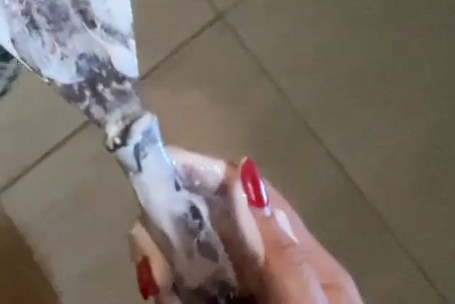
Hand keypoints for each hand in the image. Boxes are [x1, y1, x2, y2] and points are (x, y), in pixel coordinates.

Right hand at [128, 150, 360, 303]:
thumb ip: (284, 256)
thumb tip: (245, 175)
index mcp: (305, 262)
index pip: (249, 192)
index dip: (203, 169)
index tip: (158, 163)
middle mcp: (267, 270)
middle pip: (207, 215)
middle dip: (170, 218)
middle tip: (150, 244)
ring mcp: (236, 294)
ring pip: (183, 247)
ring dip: (158, 253)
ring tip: (155, 281)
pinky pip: (174, 284)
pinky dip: (159, 283)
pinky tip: (157, 291)